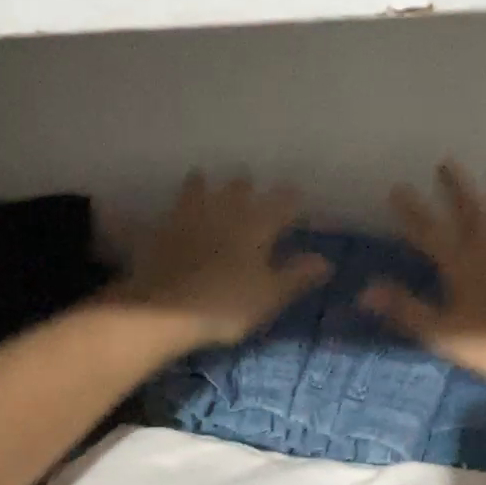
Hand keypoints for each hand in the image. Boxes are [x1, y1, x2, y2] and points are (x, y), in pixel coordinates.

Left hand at [109, 171, 331, 345]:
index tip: (295, 191)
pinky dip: (170, 207)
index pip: (280, 204)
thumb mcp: (270, 295)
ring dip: (202, 183)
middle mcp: (224, 213)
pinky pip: (167, 211)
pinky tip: (167, 208)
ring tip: (201, 175)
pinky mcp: (159, 231)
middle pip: (237, 190)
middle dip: (245, 185)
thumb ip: (296, 275)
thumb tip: (326, 260)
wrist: (163, 308)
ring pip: (197, 190)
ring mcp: (188, 218)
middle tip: (247, 178)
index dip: (290, 198)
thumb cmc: (226, 304)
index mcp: (256, 227)